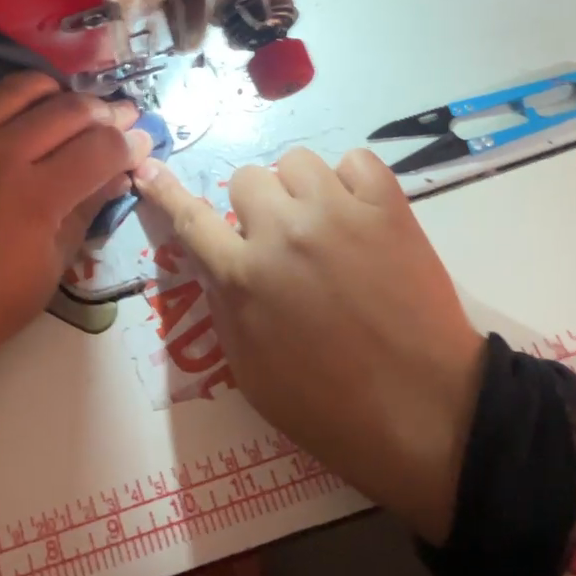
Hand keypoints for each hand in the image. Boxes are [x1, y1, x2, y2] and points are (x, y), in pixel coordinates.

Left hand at [0, 73, 152, 541]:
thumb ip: (84, 215)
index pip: (101, 148)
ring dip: (52, 92)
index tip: (142, 145)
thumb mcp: (49, 272)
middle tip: (117, 124)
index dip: (130, 143)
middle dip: (104, 112)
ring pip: (15, 88)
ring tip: (64, 110)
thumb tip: (117, 176)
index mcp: (35, 197)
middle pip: (67, 109)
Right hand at [134, 148, 486, 543]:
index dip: (166, 191)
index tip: (150, 170)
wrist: (424, 415)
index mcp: (242, 276)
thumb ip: (223, 305)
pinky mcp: (389, 207)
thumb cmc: (327, 407)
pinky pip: (355, 160)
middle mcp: (283, 231)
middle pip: (246, 179)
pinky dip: (350, 182)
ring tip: (321, 225)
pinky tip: (358, 215)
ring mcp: (339, 212)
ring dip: (299, 191)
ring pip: (297, 161)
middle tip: (279, 243)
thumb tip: (212, 260)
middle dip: (255, 209)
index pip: (189, 217)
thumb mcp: (248, 370)